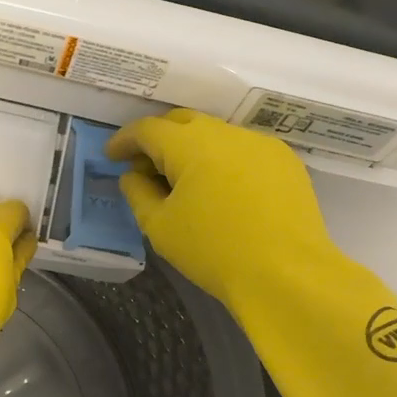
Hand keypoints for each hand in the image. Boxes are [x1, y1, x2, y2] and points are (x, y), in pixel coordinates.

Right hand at [106, 108, 339, 306]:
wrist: (285, 274)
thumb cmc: (214, 252)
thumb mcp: (160, 227)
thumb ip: (139, 194)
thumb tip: (133, 176)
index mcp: (192, 145)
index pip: (148, 129)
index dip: (124, 140)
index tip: (111, 155)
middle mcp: (227, 133)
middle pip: (183, 122)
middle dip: (158, 139)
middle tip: (144, 166)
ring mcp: (261, 144)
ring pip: (215, 134)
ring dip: (192, 149)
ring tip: (183, 181)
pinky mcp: (285, 162)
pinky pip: (243, 150)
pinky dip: (222, 160)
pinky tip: (220, 190)